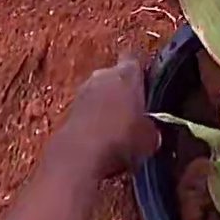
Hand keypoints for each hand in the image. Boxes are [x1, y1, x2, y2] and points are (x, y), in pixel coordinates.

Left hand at [48, 56, 158, 180]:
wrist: (78, 156)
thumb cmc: (121, 139)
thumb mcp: (148, 138)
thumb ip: (151, 129)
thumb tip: (152, 133)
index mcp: (127, 73)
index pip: (135, 62)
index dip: (140, 74)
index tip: (146, 88)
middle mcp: (103, 74)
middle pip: (115, 76)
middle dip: (121, 90)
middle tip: (132, 112)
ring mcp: (82, 91)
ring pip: (98, 93)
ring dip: (104, 106)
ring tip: (115, 131)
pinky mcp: (67, 111)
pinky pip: (85, 111)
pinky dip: (90, 121)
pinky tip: (98, 141)